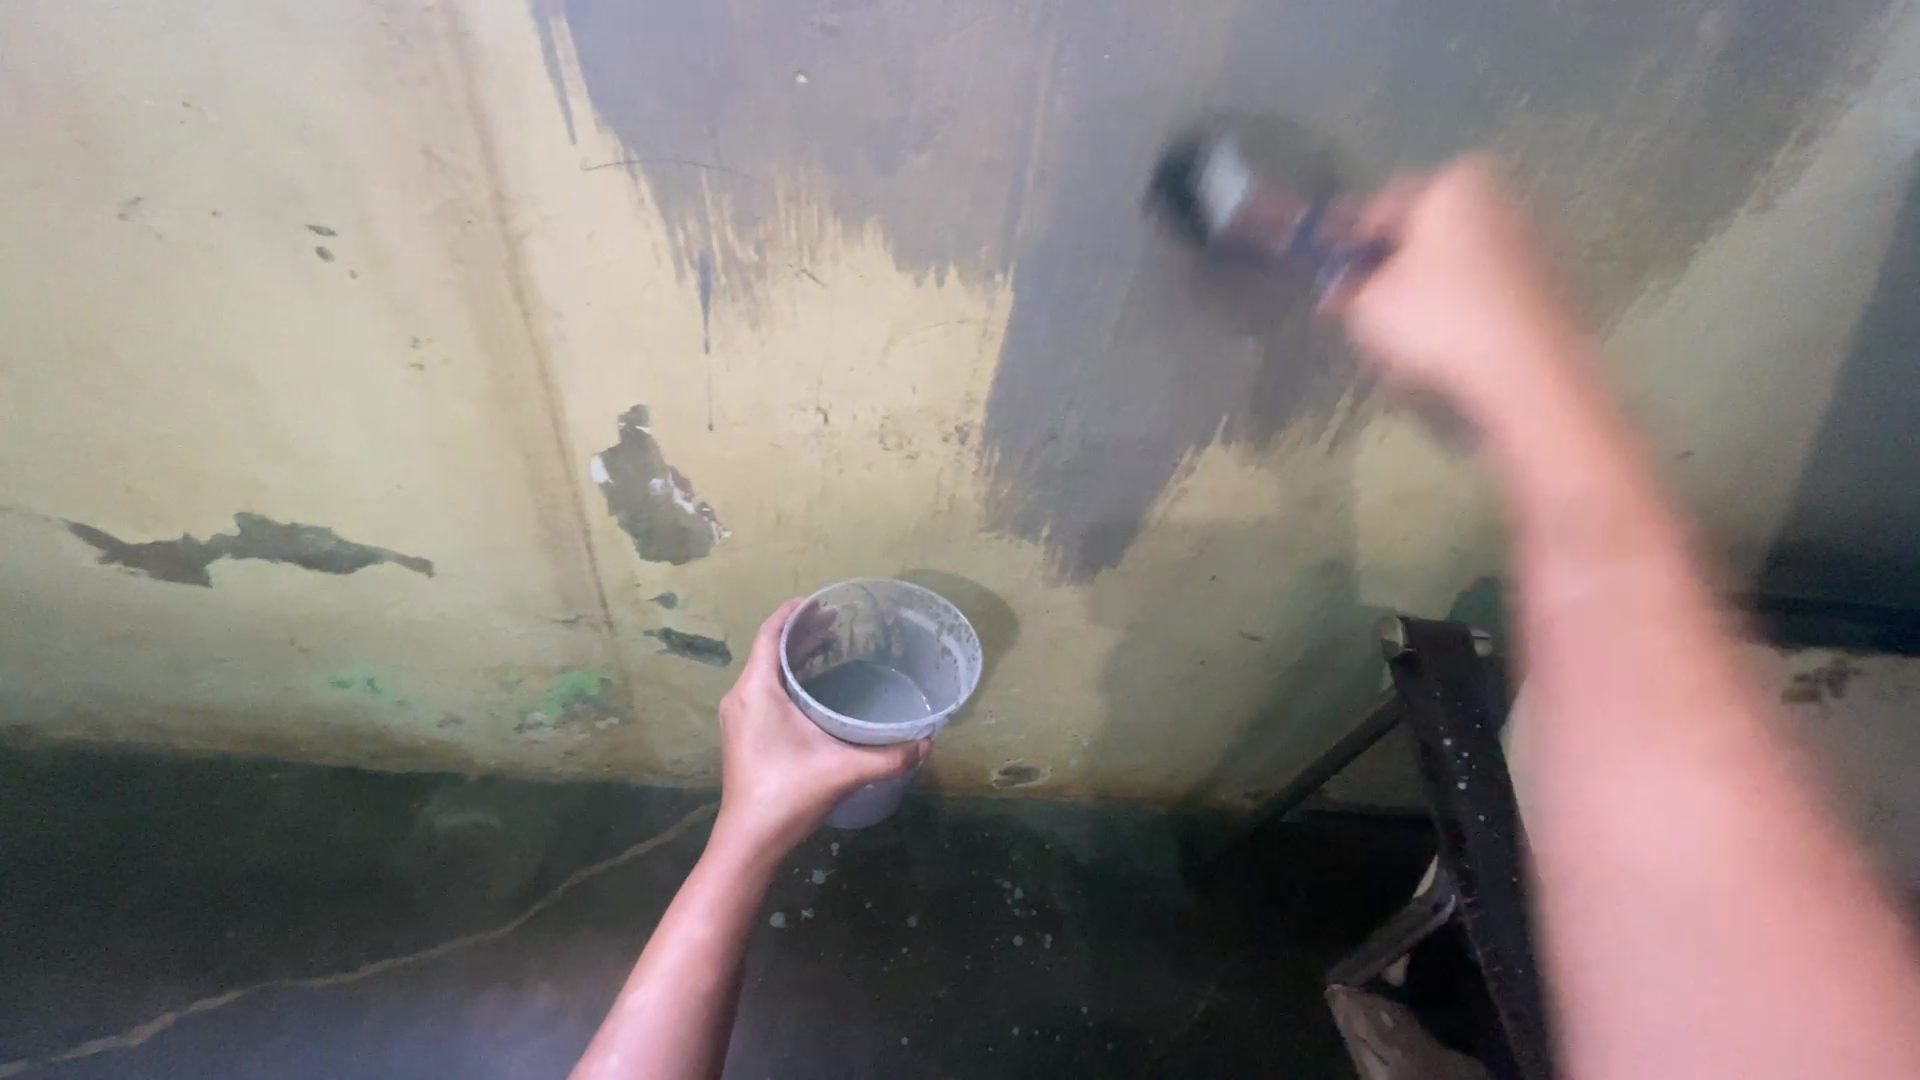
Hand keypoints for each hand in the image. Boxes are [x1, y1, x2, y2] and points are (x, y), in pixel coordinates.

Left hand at [711, 599, 929, 857]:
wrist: (749, 841)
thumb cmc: (789, 794)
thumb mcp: (844, 771)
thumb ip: (889, 756)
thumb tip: (927, 742)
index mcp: (757, 690)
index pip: (770, 634)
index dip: (793, 613)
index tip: (820, 600)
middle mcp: (742, 696)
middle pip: (768, 649)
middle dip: (801, 632)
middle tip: (837, 621)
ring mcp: (739, 715)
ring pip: (765, 670)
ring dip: (794, 654)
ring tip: (829, 645)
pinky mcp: (742, 732)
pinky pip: (764, 688)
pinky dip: (787, 676)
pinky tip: (813, 685)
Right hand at [1332, 156, 1588, 411]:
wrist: (1526, 366)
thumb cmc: (1438, 318)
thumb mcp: (1368, 302)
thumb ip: (1347, 284)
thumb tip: (1340, 283)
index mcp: (1455, 185)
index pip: (1382, 204)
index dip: (1346, 239)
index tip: (1324, 264)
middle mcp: (1499, 196)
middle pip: (1423, 231)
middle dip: (1388, 263)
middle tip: (1356, 299)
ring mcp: (1531, 236)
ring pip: (1452, 259)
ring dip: (1419, 286)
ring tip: (1392, 329)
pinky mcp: (1549, 277)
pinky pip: (1481, 285)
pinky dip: (1454, 303)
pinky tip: (1435, 339)